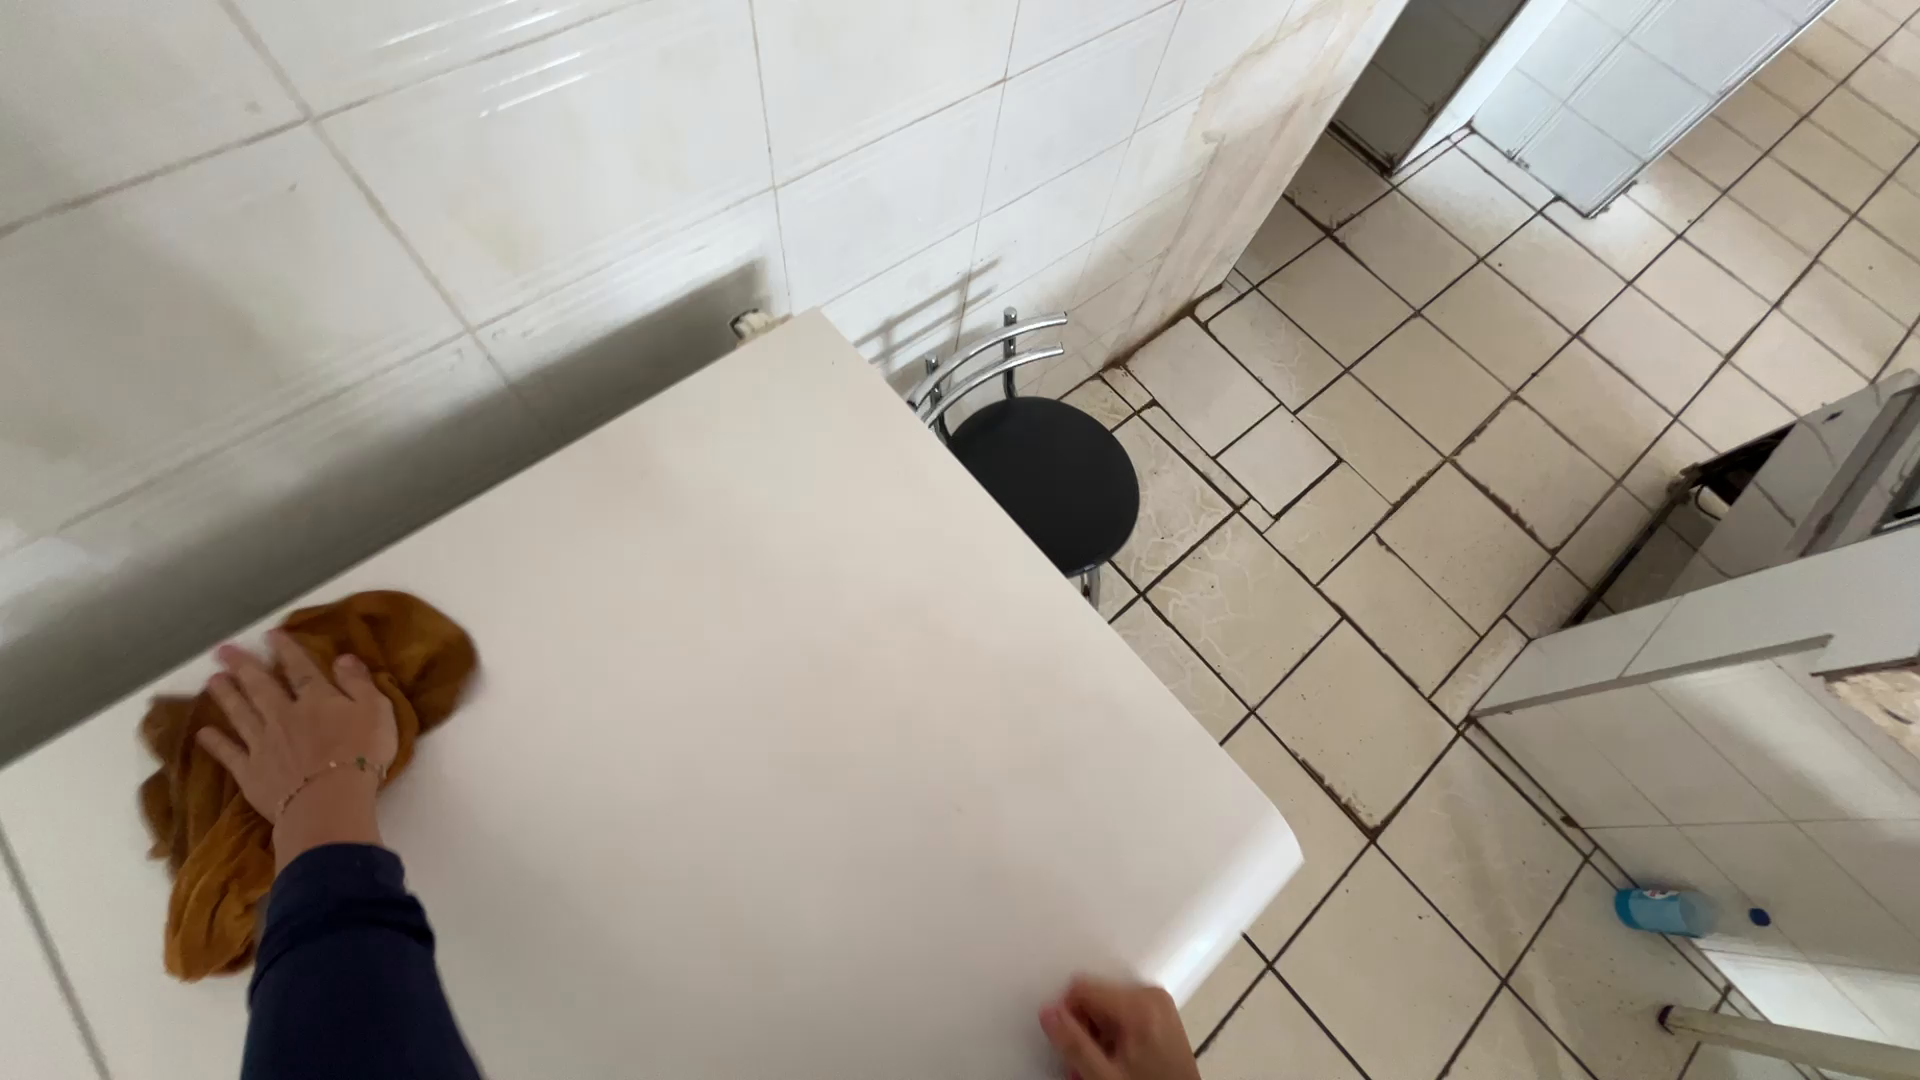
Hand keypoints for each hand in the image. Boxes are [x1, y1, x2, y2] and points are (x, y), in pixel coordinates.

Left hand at [196, 630, 396, 868]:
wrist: (329, 797)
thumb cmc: (363, 751)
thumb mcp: (376, 711)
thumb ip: (359, 683)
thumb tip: (344, 658)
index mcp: (317, 700)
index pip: (300, 669)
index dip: (286, 651)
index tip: (271, 634)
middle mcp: (284, 716)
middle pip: (261, 687)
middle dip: (243, 667)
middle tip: (223, 650)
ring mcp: (263, 743)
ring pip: (241, 714)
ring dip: (226, 696)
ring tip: (212, 680)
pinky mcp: (251, 770)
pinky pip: (230, 752)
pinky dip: (216, 742)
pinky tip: (204, 733)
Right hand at [1039, 977, 1200, 1079]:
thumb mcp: (1105, 1076)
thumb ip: (1074, 1043)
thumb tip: (1047, 1012)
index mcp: (1140, 1004)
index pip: (1082, 987)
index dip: (1068, 1014)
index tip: (1071, 1043)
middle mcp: (1152, 995)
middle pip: (1096, 996)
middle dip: (1085, 1028)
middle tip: (1086, 1062)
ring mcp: (1160, 1003)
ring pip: (1108, 1004)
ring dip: (1098, 1033)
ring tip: (1103, 1063)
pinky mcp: (1163, 1012)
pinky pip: (1125, 1010)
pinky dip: (1114, 1032)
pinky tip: (1117, 1058)